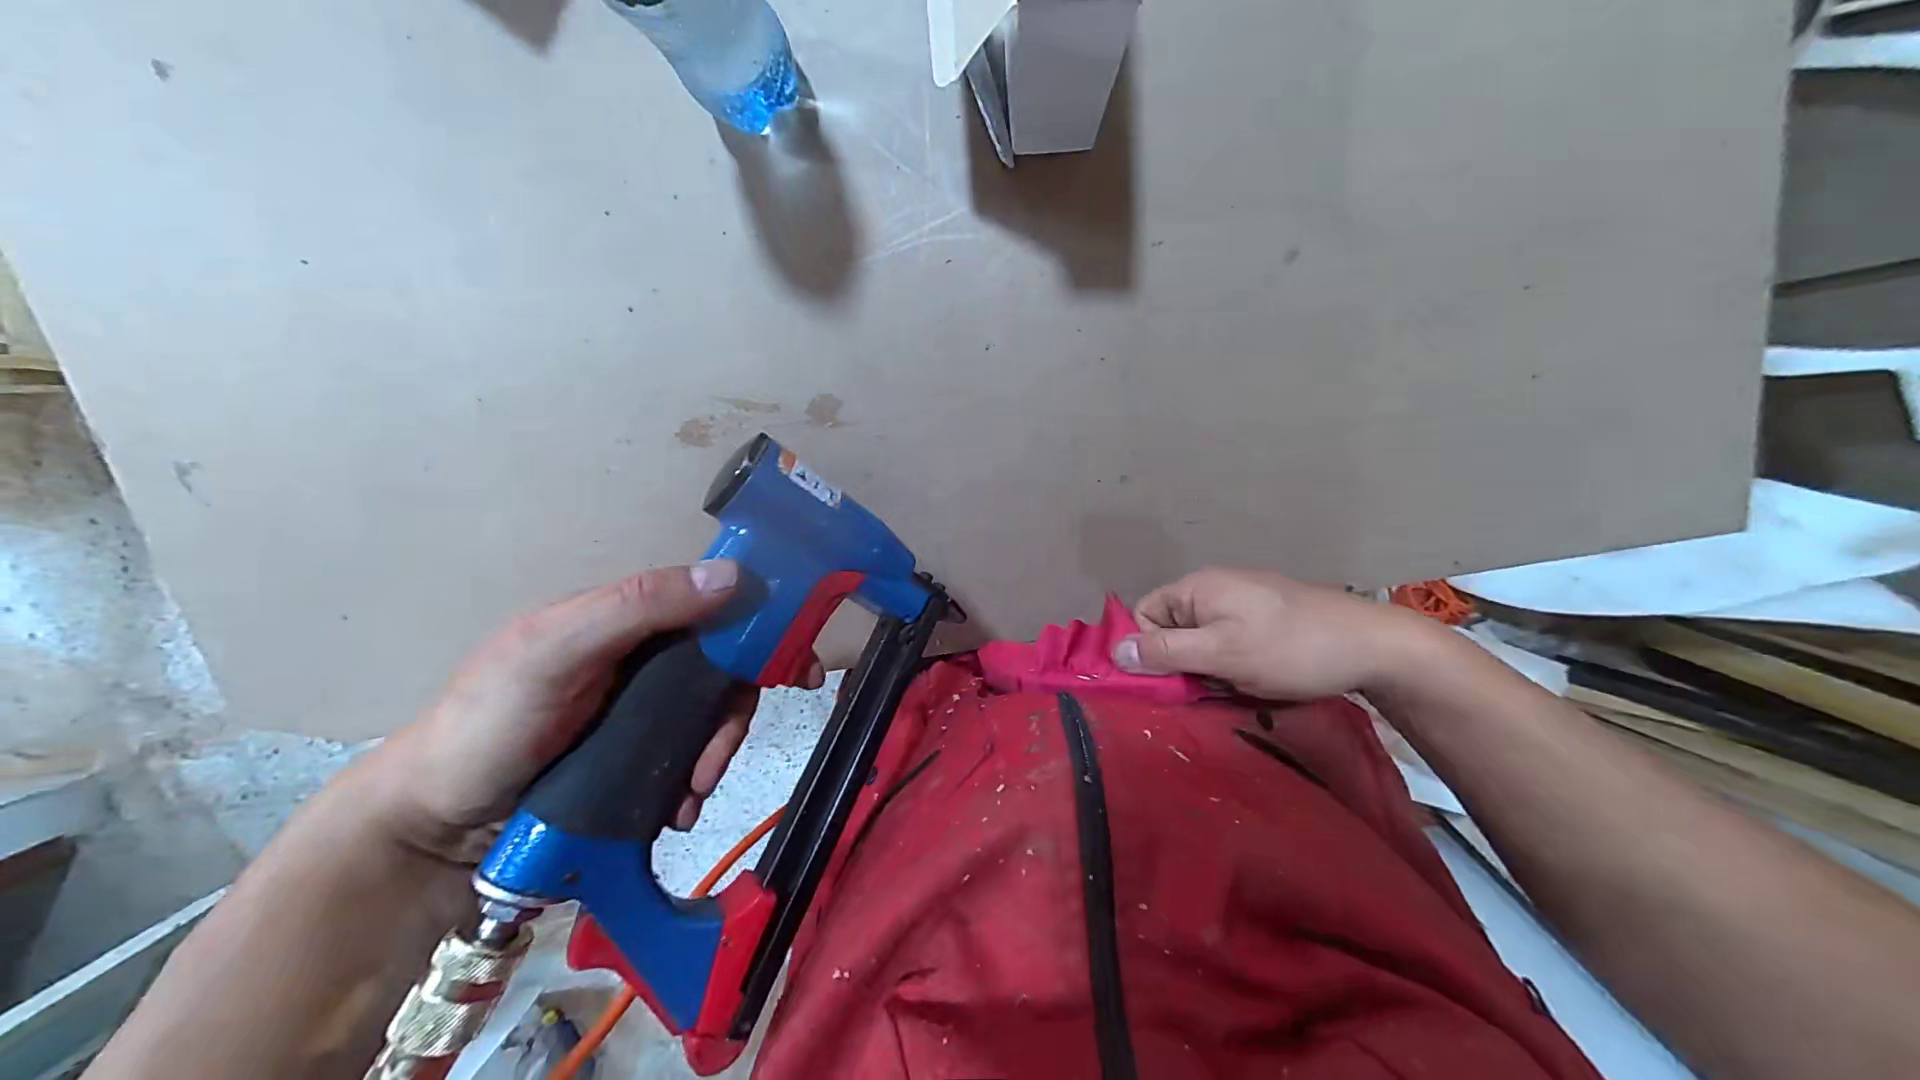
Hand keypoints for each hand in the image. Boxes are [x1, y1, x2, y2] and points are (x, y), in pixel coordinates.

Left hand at [367, 559, 821, 861]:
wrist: (431, 833)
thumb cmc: (488, 723)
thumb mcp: (554, 649)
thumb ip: (638, 605)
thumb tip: (735, 576)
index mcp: (628, 618)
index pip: (713, 603)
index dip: (762, 625)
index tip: (799, 664)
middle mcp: (644, 659)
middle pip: (725, 669)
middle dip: (736, 711)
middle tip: (726, 752)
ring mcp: (643, 714)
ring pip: (712, 719)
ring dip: (716, 754)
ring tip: (691, 793)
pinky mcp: (640, 762)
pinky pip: (692, 760)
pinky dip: (697, 782)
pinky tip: (679, 808)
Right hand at [1112, 567, 1441, 700]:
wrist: (1374, 646)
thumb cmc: (1290, 648)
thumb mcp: (1221, 654)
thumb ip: (1165, 652)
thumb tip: (1115, 651)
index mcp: (1196, 587)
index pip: (1144, 616)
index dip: (1149, 649)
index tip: (1172, 680)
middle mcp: (1214, 587)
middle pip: (1171, 629)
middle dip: (1182, 663)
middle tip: (1210, 686)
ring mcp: (1242, 600)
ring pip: (1201, 640)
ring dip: (1210, 667)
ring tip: (1238, 683)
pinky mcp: (1265, 616)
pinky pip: (1228, 641)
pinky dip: (1233, 663)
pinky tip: (1256, 677)